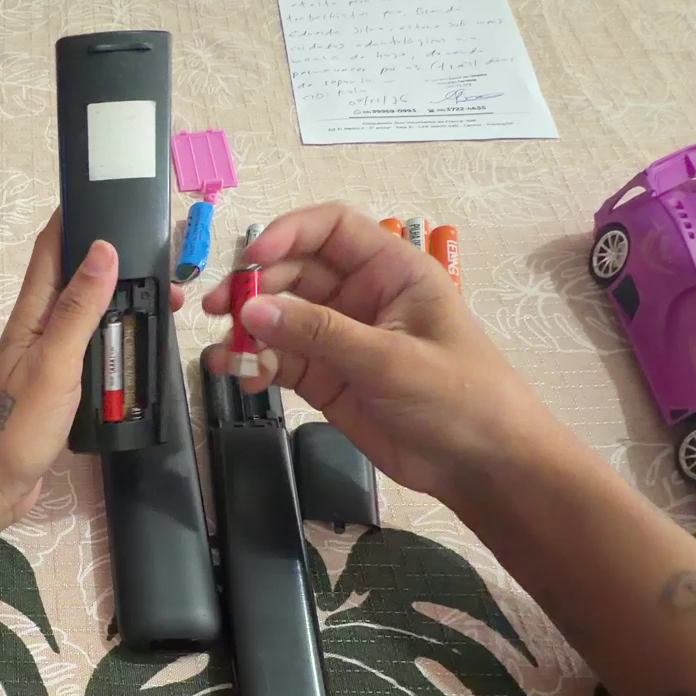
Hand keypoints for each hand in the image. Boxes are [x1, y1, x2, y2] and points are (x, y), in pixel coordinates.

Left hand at [0, 213, 186, 525]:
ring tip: (167, 301)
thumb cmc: (18, 426)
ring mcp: (50, 357)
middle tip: (164, 260)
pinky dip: (120, 340)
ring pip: (91, 316)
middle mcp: (40, 329)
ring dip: (124, 303)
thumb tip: (103, 249)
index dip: (76, 216)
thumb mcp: (53, 363)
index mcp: (31, 315)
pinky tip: (142, 344)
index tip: (113, 192)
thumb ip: (77, 310)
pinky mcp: (62, 385)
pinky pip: (94, 351)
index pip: (51, 249)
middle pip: (78, 279)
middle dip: (117, 261)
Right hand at [200, 203, 571, 505]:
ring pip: (277, 320)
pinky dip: (255, 366)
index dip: (287, 235)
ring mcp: (337, 339)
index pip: (331, 231)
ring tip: (223, 356)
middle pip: (292, 275)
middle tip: (217, 311)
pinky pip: (277, 361)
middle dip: (253, 289)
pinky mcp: (322, 378)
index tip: (248, 261)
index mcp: (390, 272)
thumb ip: (318, 333)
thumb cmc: (458, 397)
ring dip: (246, 333)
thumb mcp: (388, 359)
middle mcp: (358, 298)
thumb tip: (251, 310)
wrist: (478, 464)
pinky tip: (243, 378)